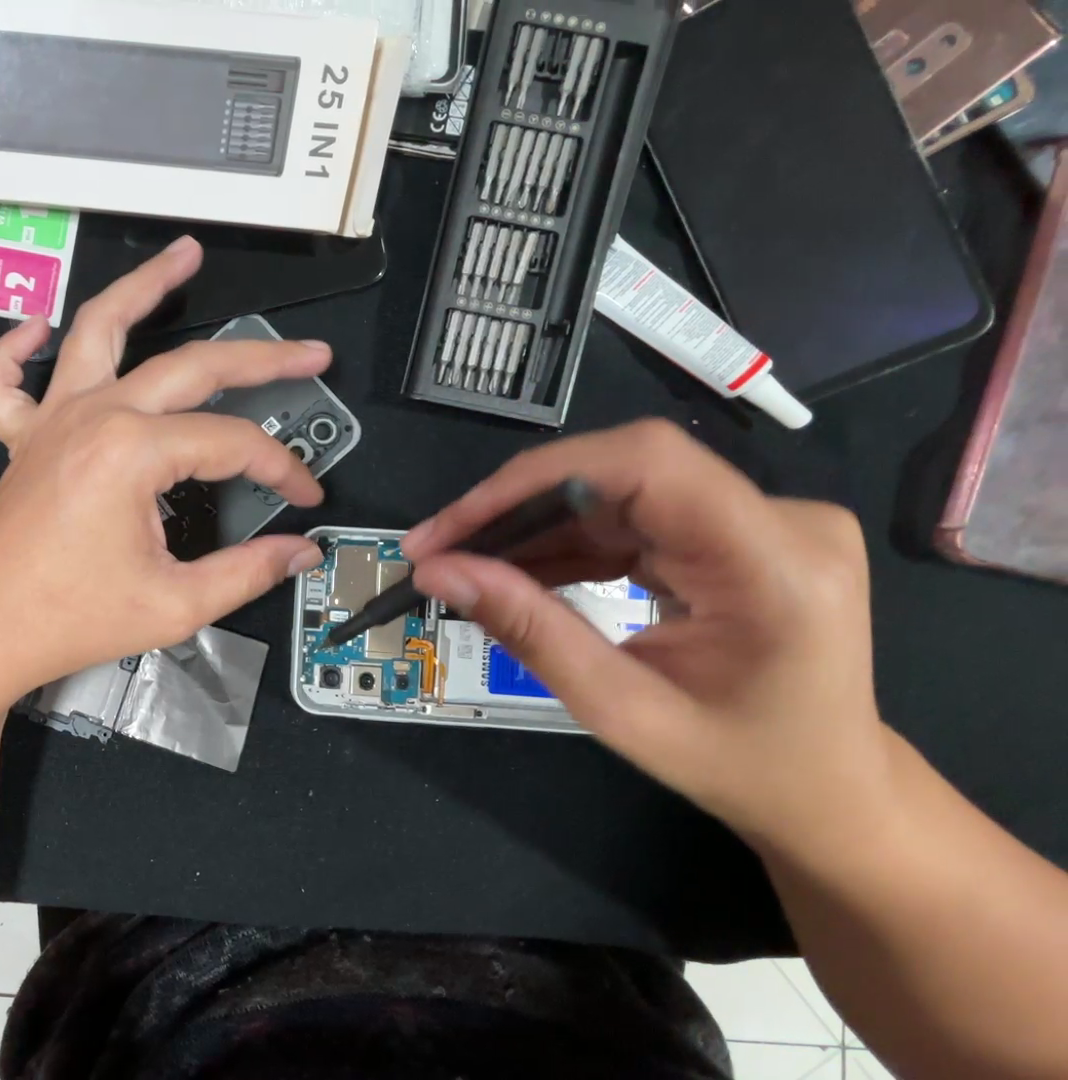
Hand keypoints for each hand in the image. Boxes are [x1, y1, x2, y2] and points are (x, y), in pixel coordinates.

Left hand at [0, 237, 330, 705]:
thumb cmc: (66, 622)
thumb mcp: (172, 605)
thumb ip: (246, 573)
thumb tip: (299, 553)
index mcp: (132, 453)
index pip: (231, 443)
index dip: (281, 469)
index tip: (304, 499)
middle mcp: (92, 417)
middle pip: (190, 366)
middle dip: (259, 356)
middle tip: (308, 352)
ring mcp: (50, 422)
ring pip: (98, 330)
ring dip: (143, 289)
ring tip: (183, 256)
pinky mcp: (20, 442)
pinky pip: (7, 381)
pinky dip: (18, 348)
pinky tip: (36, 326)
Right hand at [401, 420, 892, 854]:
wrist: (831, 792)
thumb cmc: (740, 766)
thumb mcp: (622, 710)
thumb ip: (531, 632)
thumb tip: (438, 572)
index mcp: (777, 565)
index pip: (648, 466)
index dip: (538, 478)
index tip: (455, 527)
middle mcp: (781, 520)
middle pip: (624, 472)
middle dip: (518, 505)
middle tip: (437, 549)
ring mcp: (760, 519)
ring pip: (615, 490)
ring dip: (531, 524)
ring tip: (463, 565)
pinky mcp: (734, 530)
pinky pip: (628, 516)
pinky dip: (563, 541)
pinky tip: (514, 570)